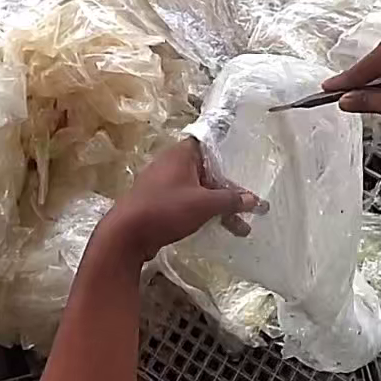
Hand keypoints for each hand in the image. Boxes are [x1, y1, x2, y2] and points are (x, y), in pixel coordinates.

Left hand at [93, 138, 263, 263]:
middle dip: (230, 192)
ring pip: (199, 190)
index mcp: (181, 154)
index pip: (211, 145)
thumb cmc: (166, 210)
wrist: (125, 235)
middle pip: (208, 172)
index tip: (248, 165)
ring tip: (241, 229)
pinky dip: (203, 212)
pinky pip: (187, 203)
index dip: (230, 154)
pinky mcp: (157, 203)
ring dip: (219, 207)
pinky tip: (217, 228)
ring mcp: (162, 184)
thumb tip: (254, 200)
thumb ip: (231, 200)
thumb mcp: (204, 204)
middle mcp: (171, 164)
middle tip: (250, 208)